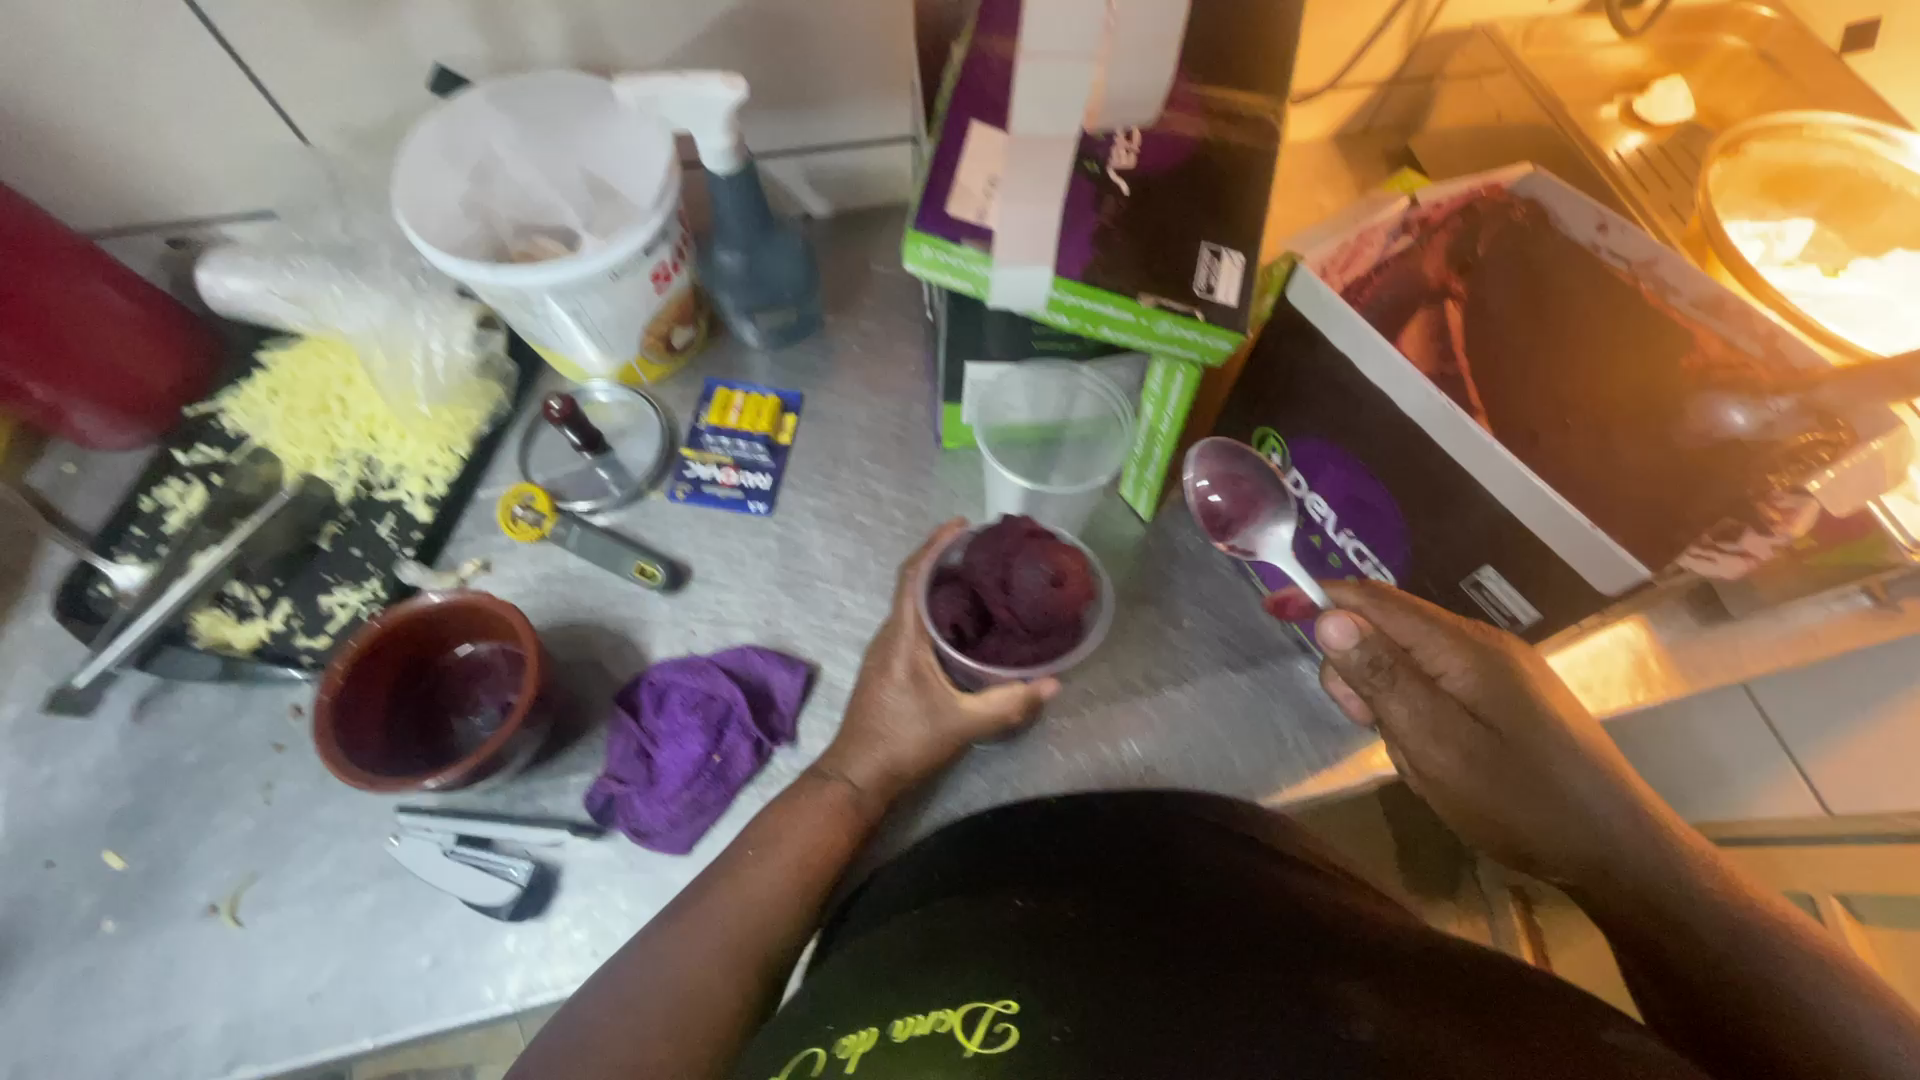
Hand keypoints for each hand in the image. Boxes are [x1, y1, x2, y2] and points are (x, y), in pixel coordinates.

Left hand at [816, 519, 1058, 804]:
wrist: (857, 776)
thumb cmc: (903, 742)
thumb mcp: (962, 724)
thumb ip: (1008, 704)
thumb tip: (1054, 685)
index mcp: (902, 636)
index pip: (913, 575)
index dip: (936, 544)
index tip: (963, 525)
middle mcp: (890, 635)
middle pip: (913, 583)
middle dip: (943, 560)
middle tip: (983, 552)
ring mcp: (885, 651)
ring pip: (912, 605)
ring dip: (939, 586)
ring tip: (980, 580)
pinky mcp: (888, 667)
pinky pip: (913, 624)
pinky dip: (935, 611)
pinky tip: (963, 624)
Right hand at [1269, 579, 1681, 890]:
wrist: (1621, 855)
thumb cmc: (1520, 802)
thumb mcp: (1436, 744)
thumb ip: (1382, 677)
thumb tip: (1330, 614)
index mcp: (1462, 646)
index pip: (1373, 599)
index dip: (1319, 597)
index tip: (1272, 610)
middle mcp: (1480, 643)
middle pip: (1387, 626)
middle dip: (1356, 665)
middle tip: (1365, 724)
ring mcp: (1497, 668)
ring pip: (1408, 658)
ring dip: (1386, 695)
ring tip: (1409, 749)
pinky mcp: (1505, 694)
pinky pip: (1434, 681)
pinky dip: (1412, 706)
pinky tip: (1431, 748)